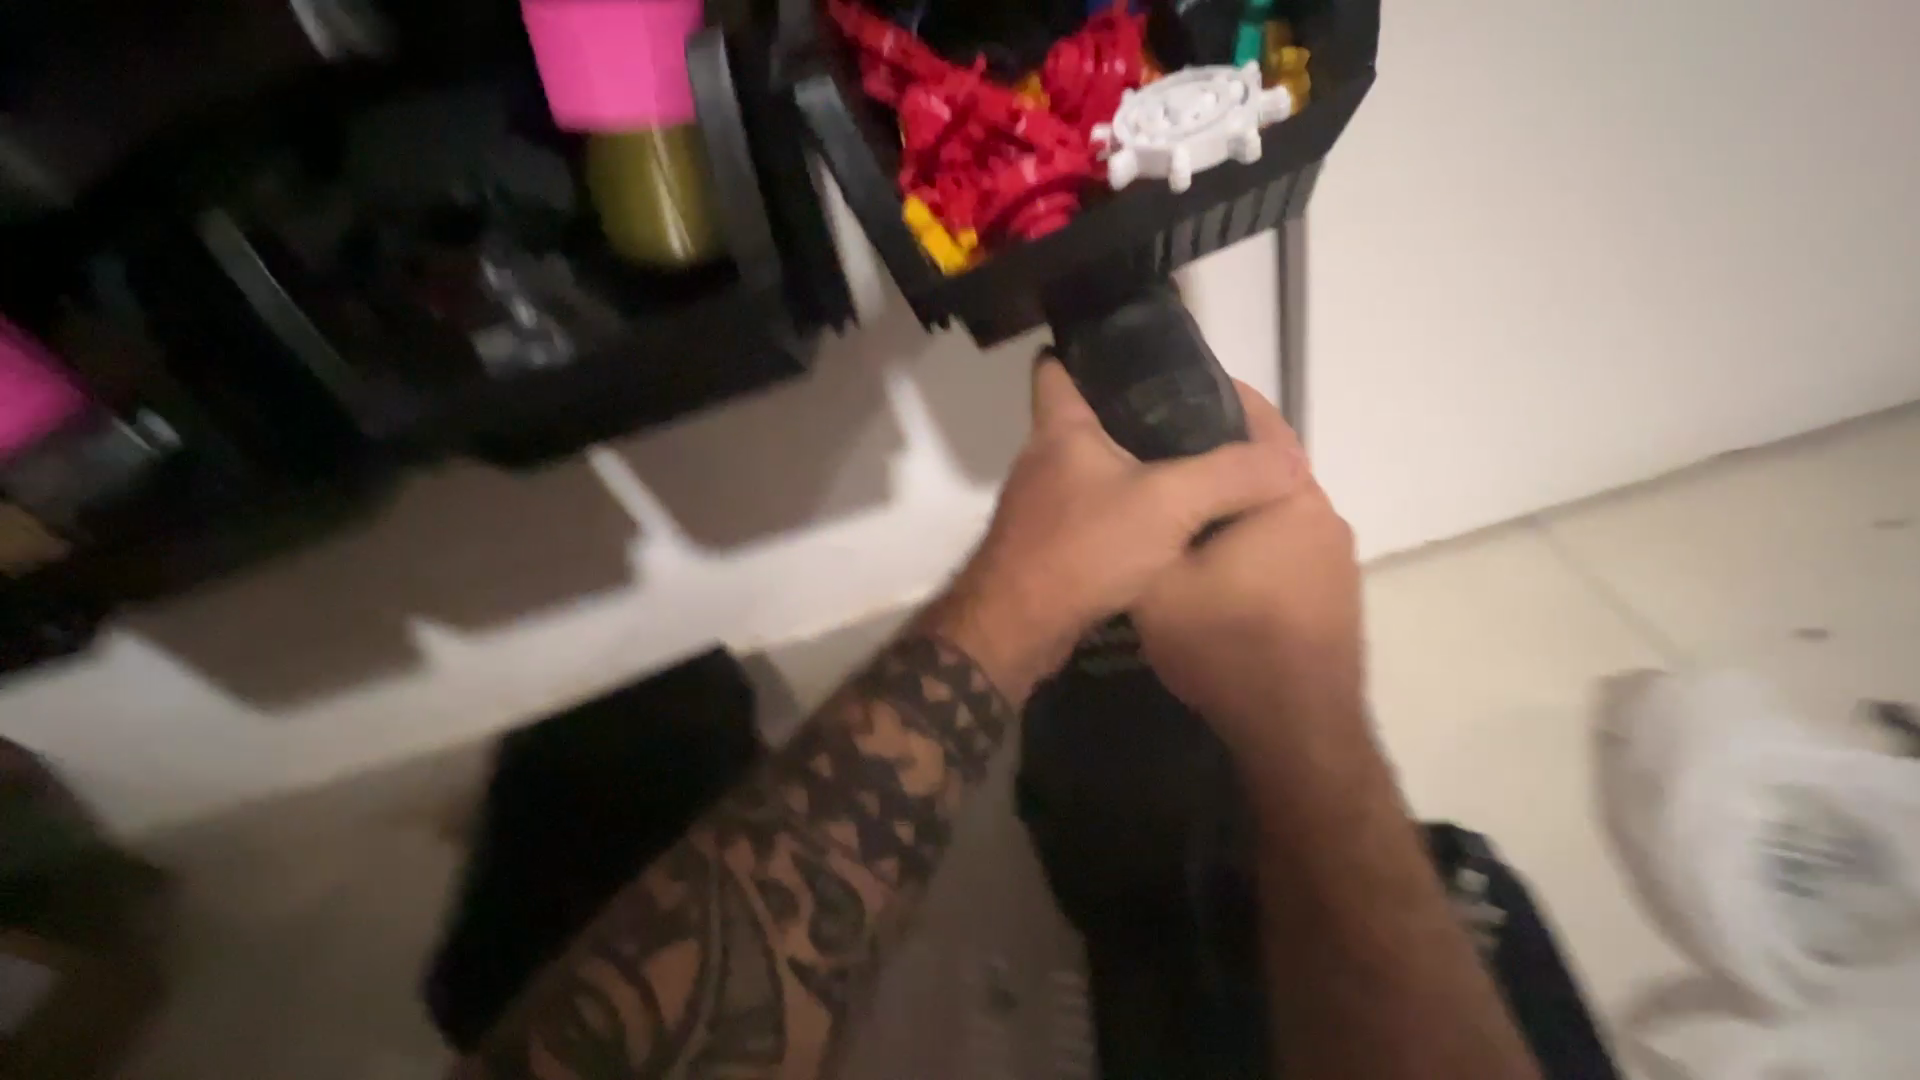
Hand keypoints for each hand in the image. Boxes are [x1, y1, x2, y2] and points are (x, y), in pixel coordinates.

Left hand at [927, 356, 1302, 701]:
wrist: (1018, 629)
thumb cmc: (1081, 548)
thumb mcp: (1169, 503)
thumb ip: (1233, 476)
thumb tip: (1294, 462)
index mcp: (1059, 428)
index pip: (1056, 365)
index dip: (1089, 348)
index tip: (1136, 350)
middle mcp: (1043, 459)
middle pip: (1086, 417)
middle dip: (1133, 413)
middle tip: (1193, 416)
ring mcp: (1042, 505)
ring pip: (1092, 469)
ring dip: (1132, 467)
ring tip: (1188, 467)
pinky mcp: (1048, 545)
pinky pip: (1093, 513)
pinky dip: (1124, 511)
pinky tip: (1162, 526)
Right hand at [1132, 390, 1365, 759]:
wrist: (1296, 733)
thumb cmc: (1227, 645)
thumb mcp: (1160, 582)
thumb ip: (1148, 527)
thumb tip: (1136, 490)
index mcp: (1289, 496)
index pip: (1259, 422)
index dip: (1216, 399)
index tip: (1170, 394)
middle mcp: (1323, 515)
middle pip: (1264, 468)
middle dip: (1215, 462)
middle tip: (1158, 464)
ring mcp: (1336, 558)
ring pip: (1273, 512)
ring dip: (1233, 508)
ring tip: (1177, 518)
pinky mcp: (1335, 595)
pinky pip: (1286, 547)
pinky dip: (1252, 543)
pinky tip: (1215, 571)